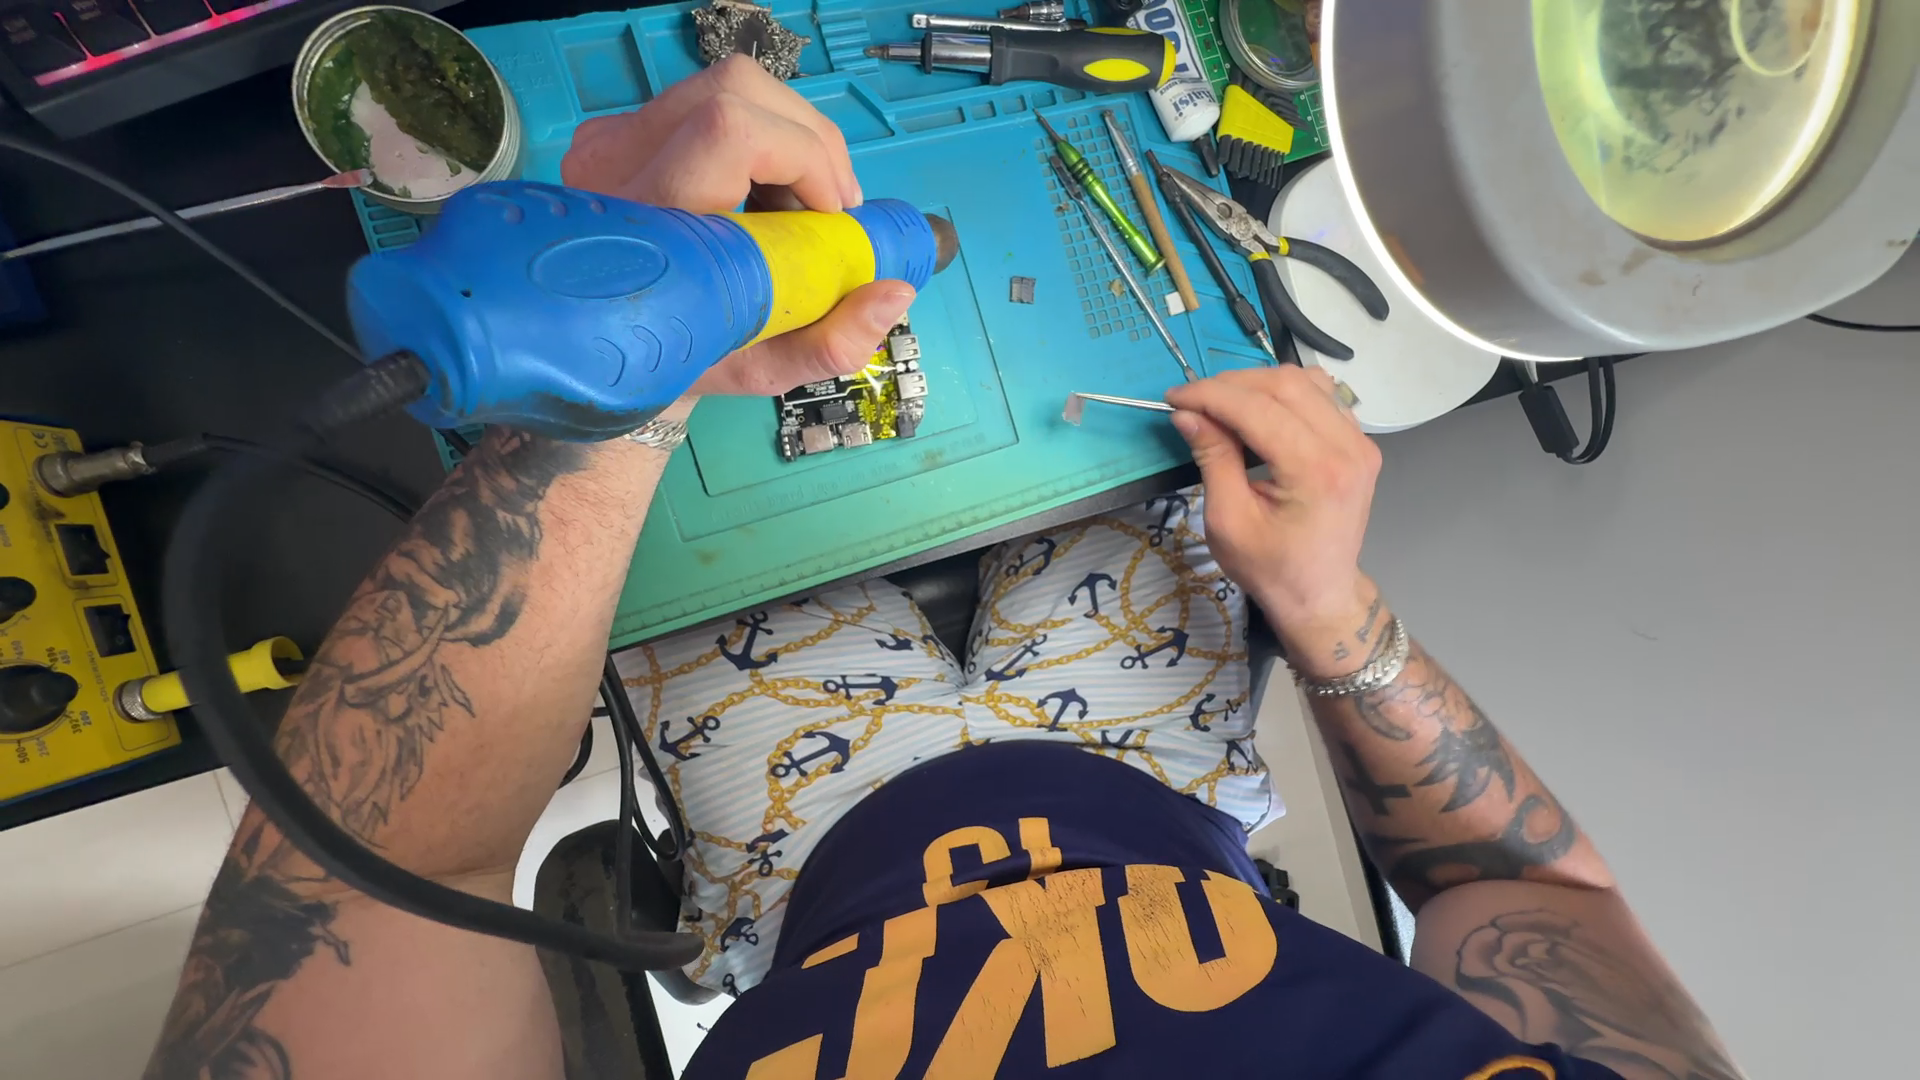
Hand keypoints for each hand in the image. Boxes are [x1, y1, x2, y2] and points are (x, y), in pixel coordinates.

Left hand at [560, 56, 915, 396]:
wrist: (622, 346)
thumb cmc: (696, 359)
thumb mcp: (766, 367)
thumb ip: (832, 343)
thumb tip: (897, 291)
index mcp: (655, 227)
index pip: (730, 131)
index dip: (804, 159)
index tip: (833, 219)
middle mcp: (622, 164)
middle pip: (737, 89)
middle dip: (813, 143)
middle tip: (836, 210)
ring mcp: (617, 138)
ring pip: (731, 84)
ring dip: (797, 135)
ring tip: (814, 199)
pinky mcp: (626, 129)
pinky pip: (714, 97)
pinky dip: (769, 134)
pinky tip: (777, 188)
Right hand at [1165, 366, 1382, 672]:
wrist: (1318, 595)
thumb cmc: (1269, 568)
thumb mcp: (1227, 520)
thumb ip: (1212, 459)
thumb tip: (1187, 414)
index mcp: (1314, 471)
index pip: (1258, 408)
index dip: (1210, 395)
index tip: (1174, 397)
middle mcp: (1347, 447)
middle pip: (1286, 384)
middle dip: (1231, 384)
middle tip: (1193, 401)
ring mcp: (1360, 442)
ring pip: (1307, 381)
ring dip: (1258, 383)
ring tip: (1222, 403)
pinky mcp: (1359, 443)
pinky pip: (1322, 397)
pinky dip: (1284, 393)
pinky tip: (1257, 411)